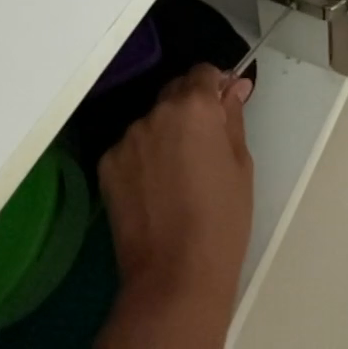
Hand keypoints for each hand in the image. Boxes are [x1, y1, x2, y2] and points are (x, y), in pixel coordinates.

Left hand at [96, 64, 255, 348]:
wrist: (175, 275)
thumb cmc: (222, 219)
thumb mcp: (241, 163)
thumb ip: (232, 117)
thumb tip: (234, 87)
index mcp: (194, 106)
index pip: (203, 73)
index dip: (216, 86)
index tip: (224, 105)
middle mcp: (156, 112)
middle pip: (174, 93)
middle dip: (190, 106)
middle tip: (204, 143)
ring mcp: (127, 139)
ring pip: (151, 122)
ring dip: (164, 132)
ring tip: (177, 172)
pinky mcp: (107, 165)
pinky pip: (130, 148)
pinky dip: (143, 157)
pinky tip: (154, 187)